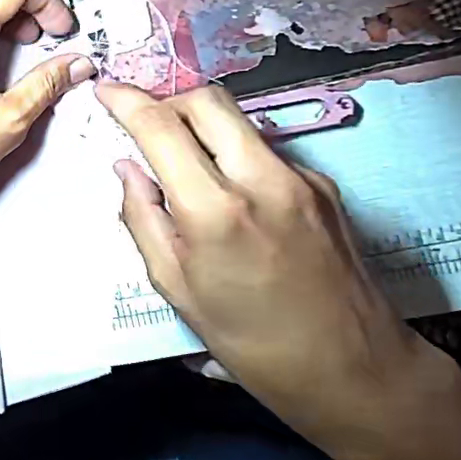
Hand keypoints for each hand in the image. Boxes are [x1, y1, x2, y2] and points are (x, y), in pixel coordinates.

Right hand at [97, 82, 460, 459]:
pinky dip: (238, 158)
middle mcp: (262, 179)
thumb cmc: (253, 344)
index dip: (126, 101)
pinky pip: (267, 151)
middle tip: (149, 129)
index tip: (105, 90)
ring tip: (190, 168)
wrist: (355, 369)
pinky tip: (238, 200)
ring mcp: (301, 177)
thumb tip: (126, 168)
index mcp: (216, 212)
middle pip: (208, 100)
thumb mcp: (179, 291)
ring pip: (240, 122)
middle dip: (170, 101)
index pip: (161, 128)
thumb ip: (143, 220)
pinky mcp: (324, 185)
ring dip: (205, 129)